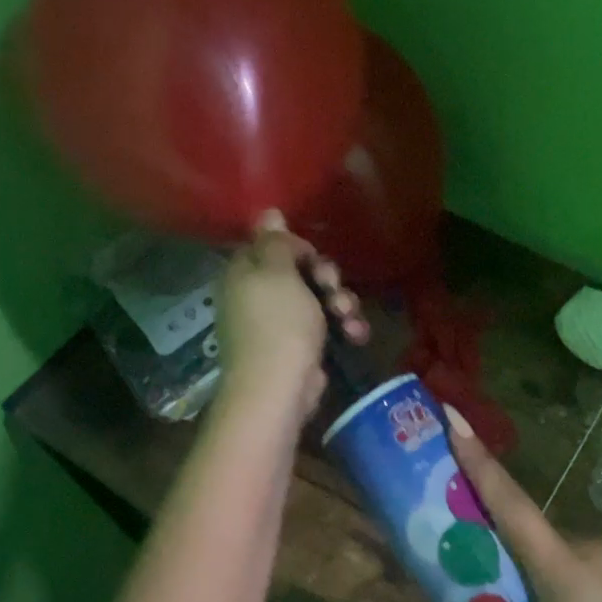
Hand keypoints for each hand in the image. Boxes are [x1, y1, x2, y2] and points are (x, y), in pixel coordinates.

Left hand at [214, 211, 367, 421]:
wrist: (279, 388)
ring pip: (319, 297)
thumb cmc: (278, 324)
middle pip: (300, 270)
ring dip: (341, 302)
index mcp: (245, 273)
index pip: (271, 246)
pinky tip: (355, 335)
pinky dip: (343, 326)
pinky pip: (326, 325)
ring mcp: (279, 323)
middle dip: (326, 276)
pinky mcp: (300, 346)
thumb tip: (268, 212)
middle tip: (332, 286)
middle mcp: (258, 295)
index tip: (313, 258)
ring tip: (348, 317)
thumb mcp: (277, 272)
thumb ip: (275, 241)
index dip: (298, 248)